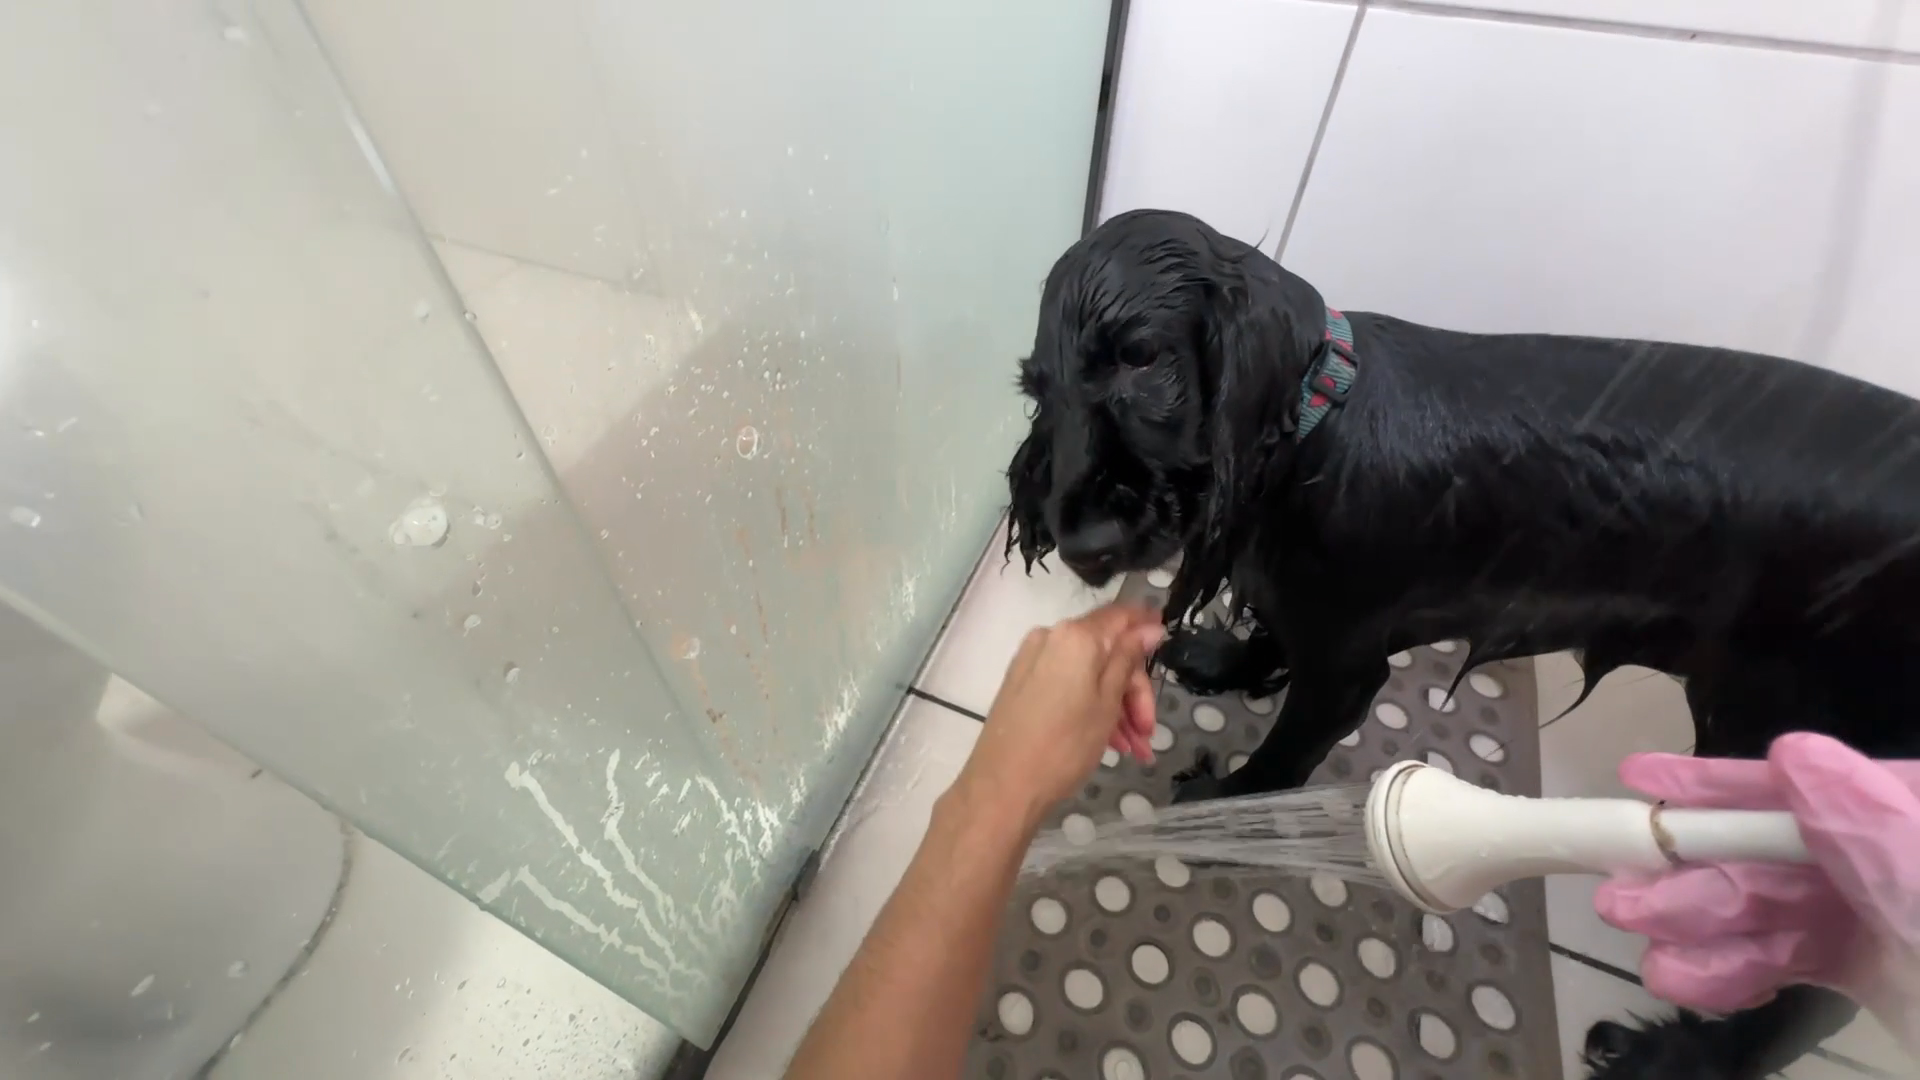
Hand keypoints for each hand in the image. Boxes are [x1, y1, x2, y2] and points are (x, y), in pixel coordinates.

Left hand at [952, 603, 1163, 820]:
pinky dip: (1089, 705)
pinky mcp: (1022, 682)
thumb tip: (1149, 626)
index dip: (1146, 625)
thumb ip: (1128, 659)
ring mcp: (1032, 659)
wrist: (1002, 784)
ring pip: (1087, 672)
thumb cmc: (1065, 745)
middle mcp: (1051, 637)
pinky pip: (1067, 683)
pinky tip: (1109, 742)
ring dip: (1115, 706)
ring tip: (1133, 750)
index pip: (1120, 615)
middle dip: (1133, 689)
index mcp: (1076, 636)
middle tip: (1148, 732)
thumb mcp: (1108, 703)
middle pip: (1106, 650)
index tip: (1166, 639)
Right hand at [1594, 733, 1919, 1049]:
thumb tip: (1799, 753)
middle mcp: (1911, 880)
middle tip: (1626, 903)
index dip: (1740, 783)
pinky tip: (1687, 981)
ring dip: (1703, 931)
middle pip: (1793, 855)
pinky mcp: (1884, 978)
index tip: (1645, 778)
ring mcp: (1901, 931)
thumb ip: (1892, 845)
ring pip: (1780, 909)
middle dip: (1705, 881)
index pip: (1844, 789)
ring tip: (1651, 959)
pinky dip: (1734, 968)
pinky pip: (1792, 956)